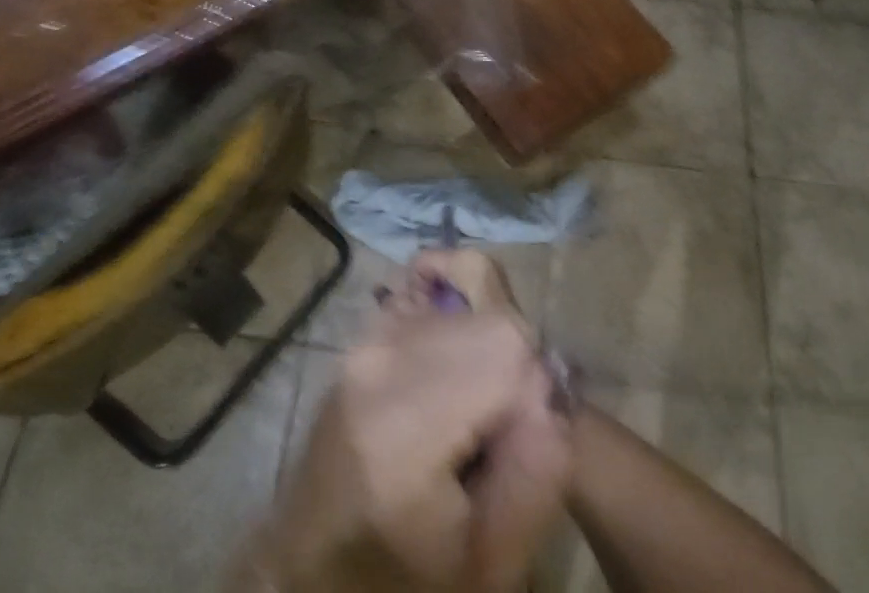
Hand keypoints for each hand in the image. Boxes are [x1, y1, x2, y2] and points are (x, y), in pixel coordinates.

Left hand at [259, 259, 570, 592]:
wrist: (314, 568)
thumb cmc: (403, 576)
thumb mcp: (490, 561)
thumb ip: (537, 476)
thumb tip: (554, 393)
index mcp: (401, 426)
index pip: (508, 342)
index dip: (536, 391)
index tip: (520, 445)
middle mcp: (377, 364)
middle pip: (491, 320)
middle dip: (517, 369)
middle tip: (497, 436)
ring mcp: (363, 343)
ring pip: (468, 306)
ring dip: (489, 352)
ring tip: (470, 416)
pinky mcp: (362, 338)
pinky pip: (434, 303)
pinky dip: (458, 332)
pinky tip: (450, 385)